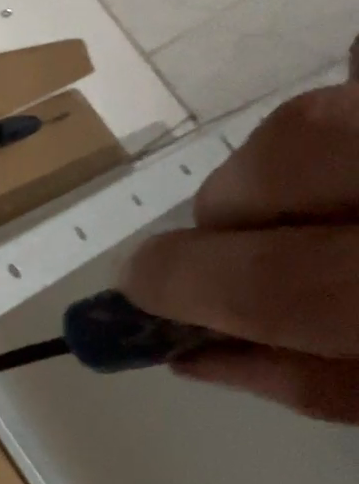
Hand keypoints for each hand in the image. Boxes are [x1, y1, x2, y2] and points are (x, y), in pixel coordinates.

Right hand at [122, 57, 358, 422]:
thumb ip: (315, 382)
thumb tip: (187, 353)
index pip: (262, 279)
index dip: (177, 281)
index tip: (146, 286)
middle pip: (285, 154)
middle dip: (237, 206)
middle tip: (262, 240)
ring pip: (319, 109)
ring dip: (291, 160)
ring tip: (327, 196)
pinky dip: (358, 101)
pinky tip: (358, 157)